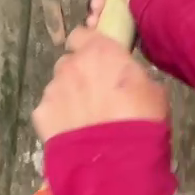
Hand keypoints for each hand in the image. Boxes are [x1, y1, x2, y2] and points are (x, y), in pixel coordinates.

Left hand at [32, 27, 168, 143]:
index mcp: (101, 51)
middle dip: (79, 74)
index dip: (87, 45)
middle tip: (95, 94)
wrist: (117, 160)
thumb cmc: (143, 120)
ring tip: (85, 120)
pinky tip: (74, 135)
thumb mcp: (154, 92)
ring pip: (57, 86)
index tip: (97, 59)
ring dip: (68, 97)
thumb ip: (134, 77)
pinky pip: (49, 110)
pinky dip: (58, 119)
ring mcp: (53, 89)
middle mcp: (72, 64)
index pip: (82, 34)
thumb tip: (130, 80)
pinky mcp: (41, 114)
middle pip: (69, 62)